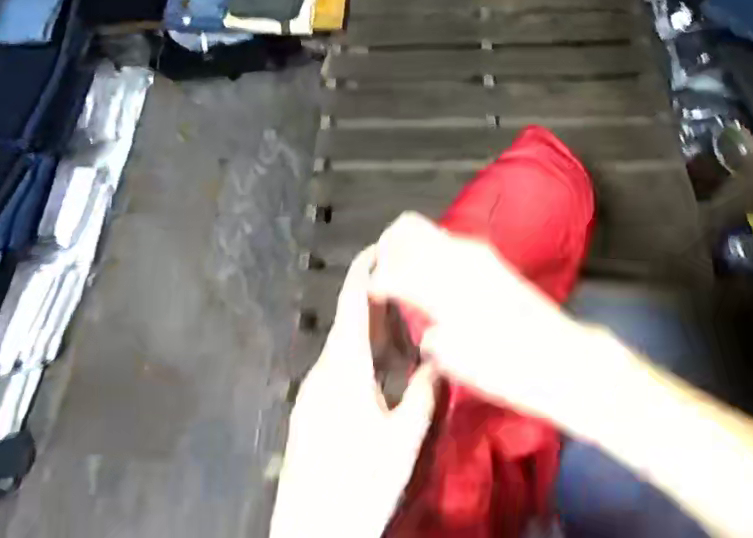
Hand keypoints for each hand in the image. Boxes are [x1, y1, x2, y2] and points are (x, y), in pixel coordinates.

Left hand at [270, 248, 437, 537]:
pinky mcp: (312, 409)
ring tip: (404, 324)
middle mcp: (325, 368)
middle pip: (350, 319)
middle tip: (409, 281)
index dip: (366, 268)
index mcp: (345, 365)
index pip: (353, 301)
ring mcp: (314, 389)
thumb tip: (442, 357)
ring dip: (372, 329)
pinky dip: (363, 353)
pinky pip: (340, 365)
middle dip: (377, 298)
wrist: (310, 532)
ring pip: (346, 344)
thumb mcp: (403, 443)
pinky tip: (383, 370)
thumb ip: (426, 395)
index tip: (384, 243)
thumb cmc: (359, 483)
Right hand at [367, 213, 590, 422]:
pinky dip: (428, 252)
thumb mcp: (462, 361)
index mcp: (448, 283)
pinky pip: (445, 242)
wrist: (562, 358)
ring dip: (407, 247)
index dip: (377, 279)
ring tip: (399, 277)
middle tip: (380, 274)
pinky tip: (428, 280)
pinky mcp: (490, 259)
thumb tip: (420, 326)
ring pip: (426, 231)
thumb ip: (433, 335)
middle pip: (407, 228)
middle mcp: (460, 256)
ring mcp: (477, 252)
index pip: (395, 266)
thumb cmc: (511, 370)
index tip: (370, 294)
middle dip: (387, 247)